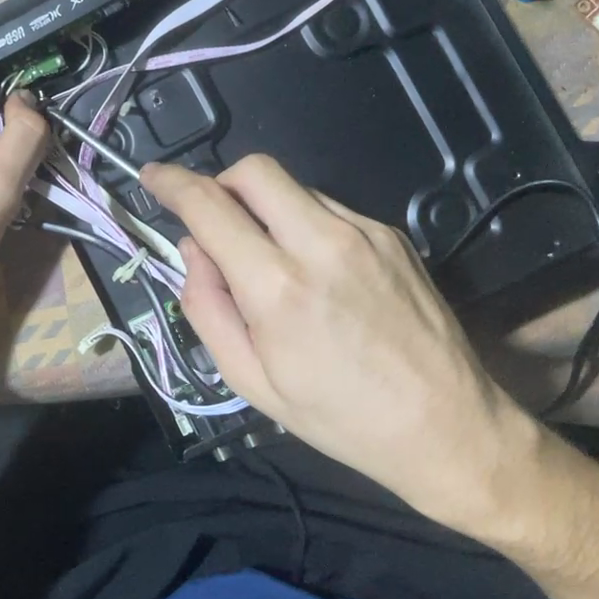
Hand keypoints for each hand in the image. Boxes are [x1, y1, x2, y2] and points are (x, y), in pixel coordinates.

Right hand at [141, 155, 535, 522]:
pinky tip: (315, 271)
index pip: (209, 206)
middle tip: (212, 221)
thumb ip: (207, 308)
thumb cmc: (337, 417)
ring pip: (294, 187)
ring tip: (270, 261)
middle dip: (219, 182)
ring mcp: (365, 233)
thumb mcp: (250, 381)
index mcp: (277, 288)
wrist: (447, 427)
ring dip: (264, 207)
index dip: (172, 184)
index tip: (152, 177)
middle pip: (254, 171)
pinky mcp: (393, 236)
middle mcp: (322, 244)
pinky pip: (329, 209)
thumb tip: (192, 250)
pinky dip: (303, 224)